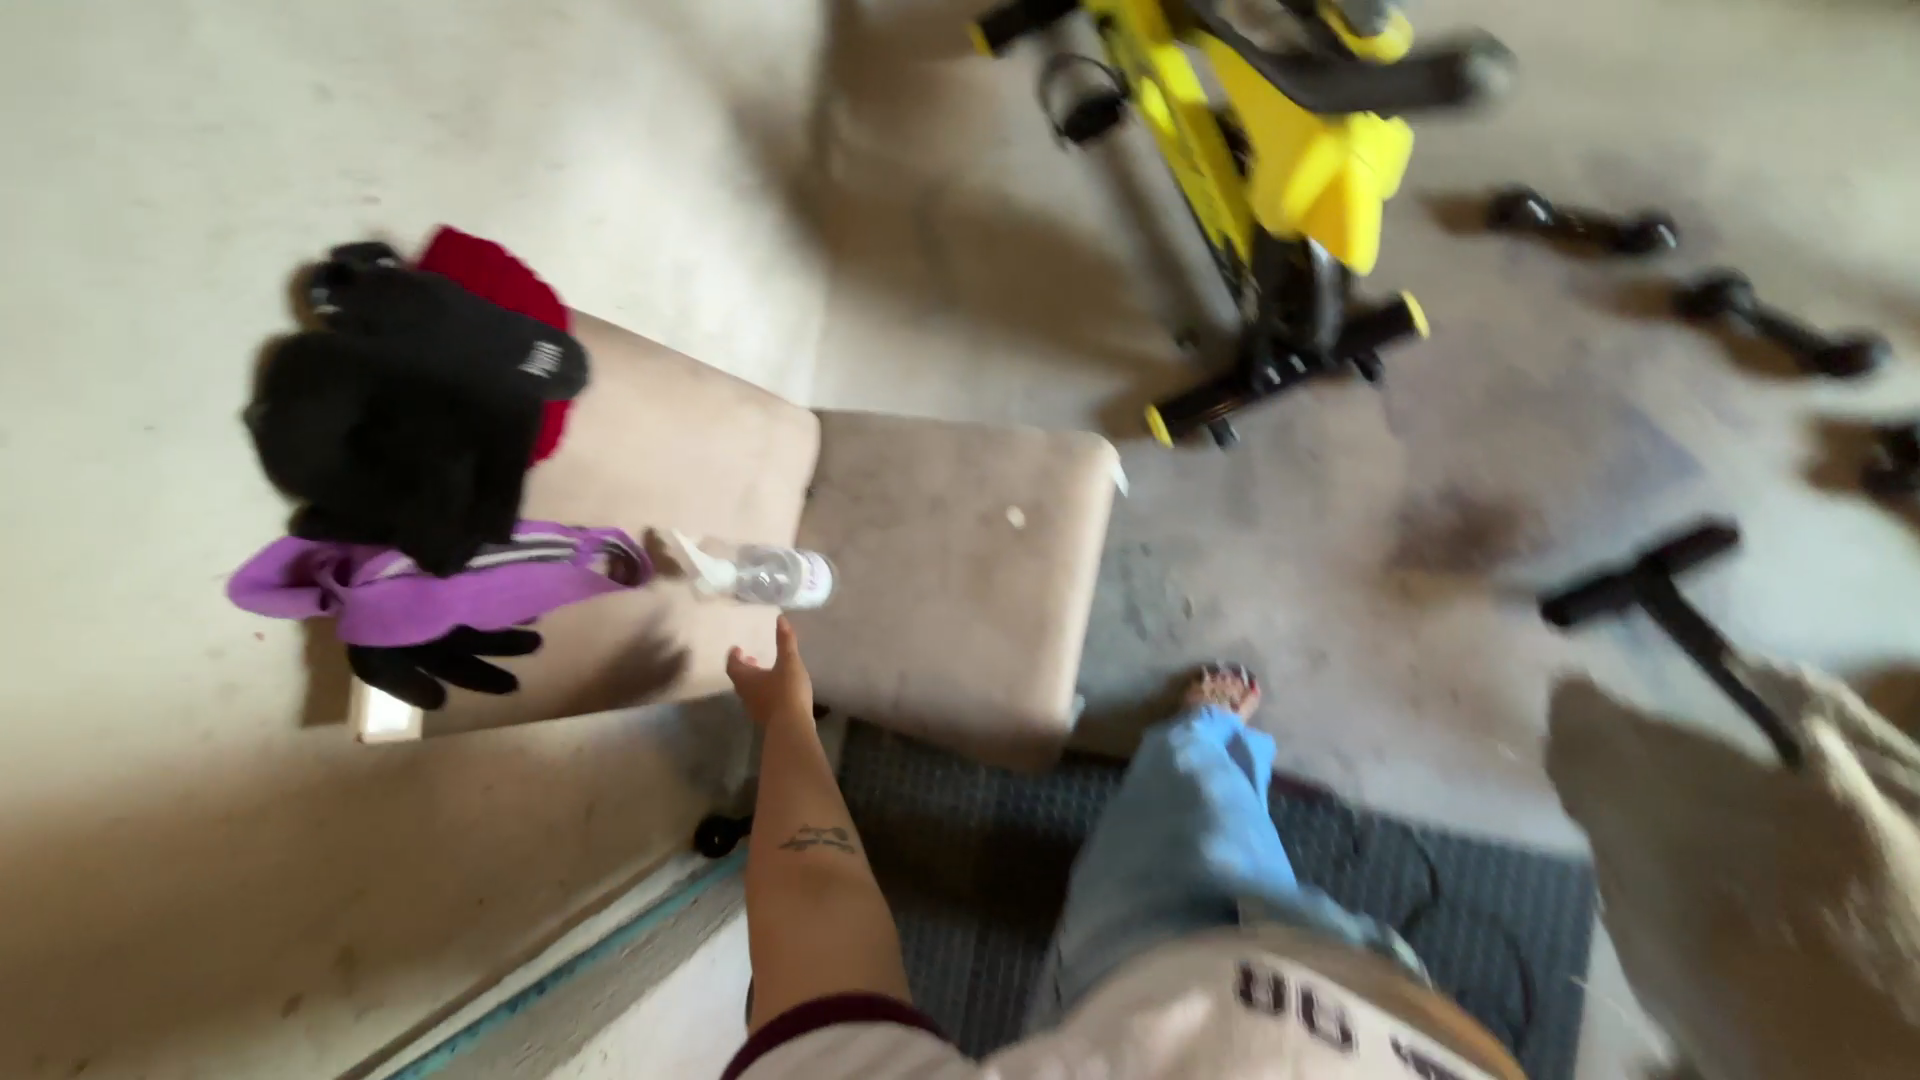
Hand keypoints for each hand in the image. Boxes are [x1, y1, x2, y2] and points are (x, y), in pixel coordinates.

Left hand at [727, 616, 813, 727]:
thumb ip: (785, 641)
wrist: (792, 727)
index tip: (737, 648)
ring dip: (754, 681)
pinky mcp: (766, 719)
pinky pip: (760, 701)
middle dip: (745, 668)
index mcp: (746, 678)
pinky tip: (777, 691)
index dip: (734, 656)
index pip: (732, 665)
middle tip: (752, 659)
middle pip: (739, 679)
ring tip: (766, 673)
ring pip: (749, 691)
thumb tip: (781, 618)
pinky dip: (764, 692)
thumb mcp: (789, 662)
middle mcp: (745, 694)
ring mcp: (755, 709)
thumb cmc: (787, 691)